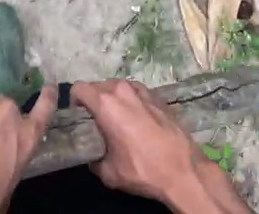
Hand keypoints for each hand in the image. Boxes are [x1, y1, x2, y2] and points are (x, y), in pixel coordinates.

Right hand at [70, 80, 248, 213]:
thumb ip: (93, 158)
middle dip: (93, 101)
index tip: (78, 117)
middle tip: (96, 122)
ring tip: (118, 120)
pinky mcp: (156, 95)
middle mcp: (121, 89)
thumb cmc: (142, 169)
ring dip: (113, 100)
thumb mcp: (109, 172)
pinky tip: (137, 120)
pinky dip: (130, 101)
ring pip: (117, 87)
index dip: (74, 102)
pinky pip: (135, 92)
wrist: (183, 169)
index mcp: (105, 103)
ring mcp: (141, 90)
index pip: (79, 88)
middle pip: (97, 86)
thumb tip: (91, 155)